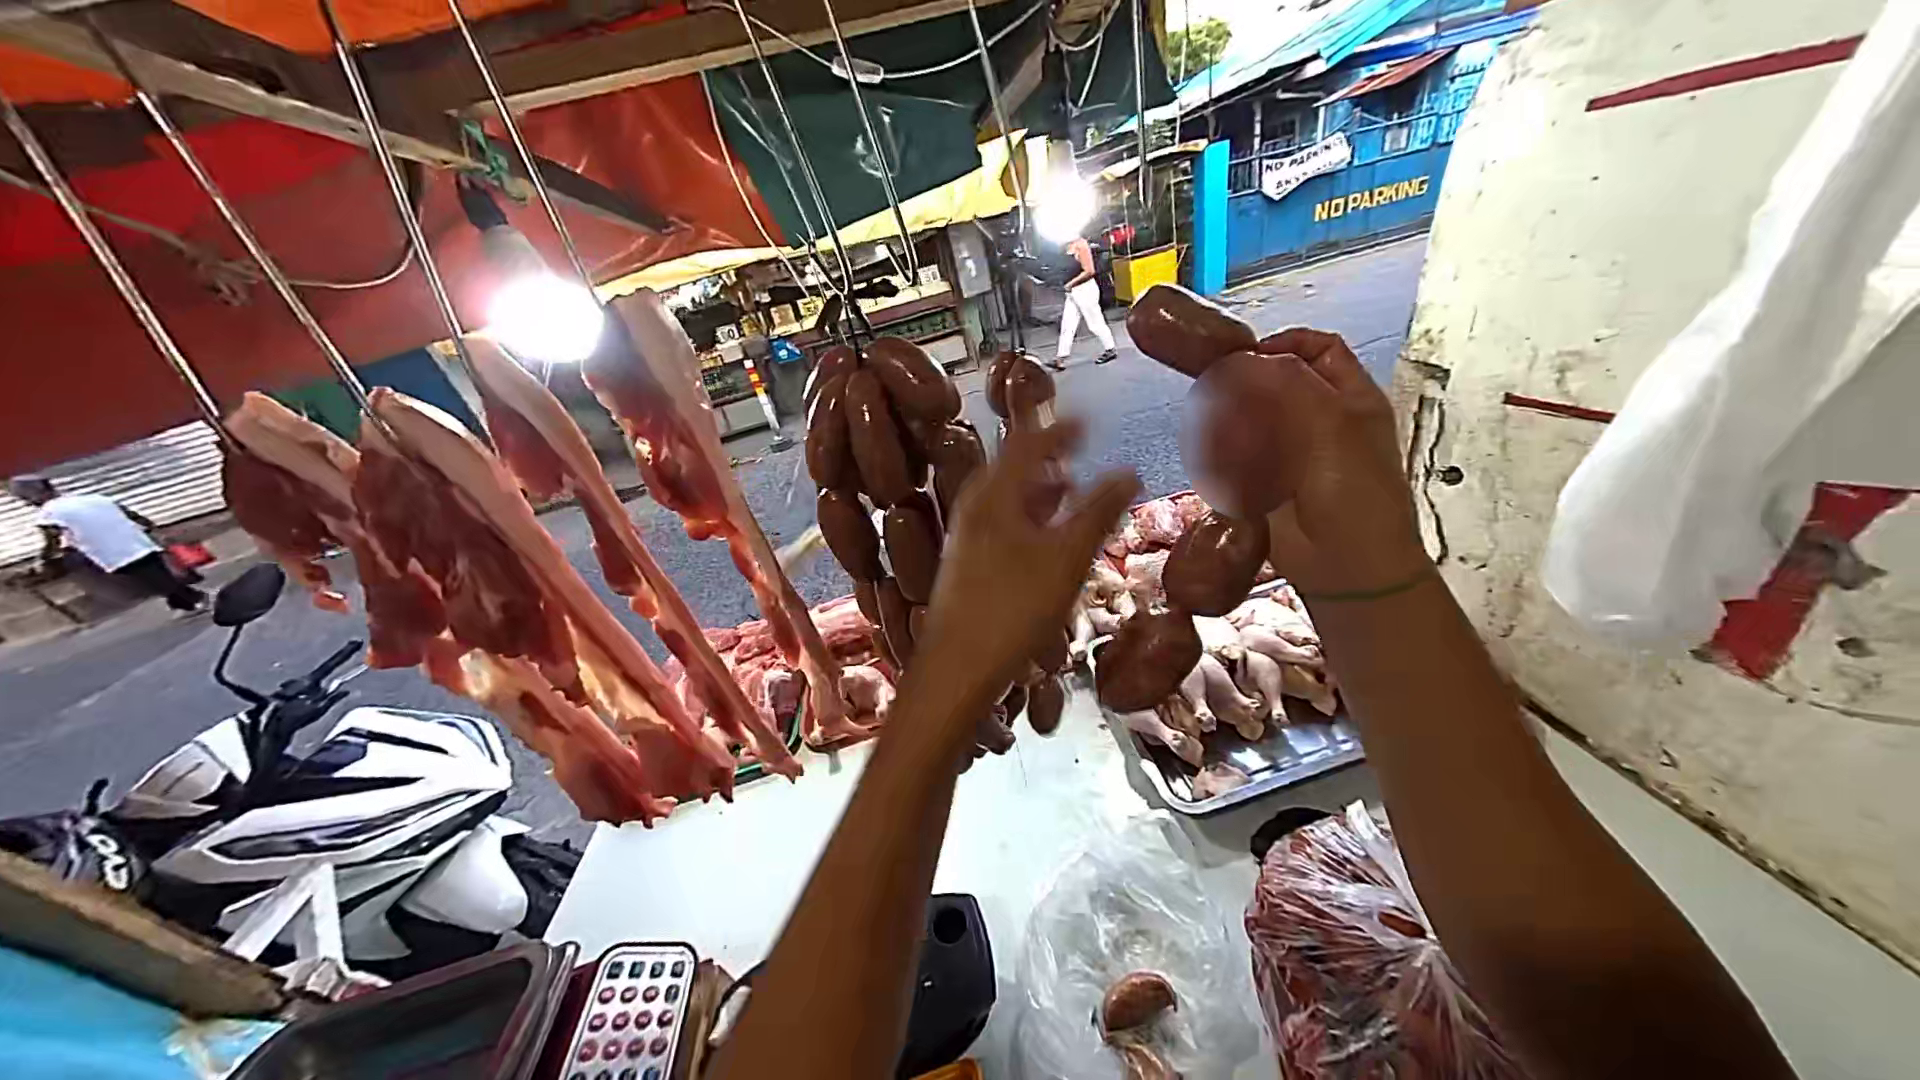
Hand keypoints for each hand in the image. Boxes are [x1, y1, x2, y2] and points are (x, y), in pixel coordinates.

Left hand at [918, 420, 1138, 697]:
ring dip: (1041, 493)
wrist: (956, 669)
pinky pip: (1002, 525)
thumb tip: (1130, 473)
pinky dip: (1029, 520)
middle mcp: (973, 508)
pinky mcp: (966, 564)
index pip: (1028, 443)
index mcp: (993, 494)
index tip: (1089, 423)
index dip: (1061, 430)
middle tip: (1081, 457)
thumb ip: (1099, 512)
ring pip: (1008, 500)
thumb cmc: (1012, 608)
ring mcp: (966, 537)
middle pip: (1013, 469)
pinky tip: (1047, 542)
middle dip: (1050, 461)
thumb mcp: (1066, 558)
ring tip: (1071, 496)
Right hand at [1192, 328, 1427, 594]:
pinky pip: (1233, 456)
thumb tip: (1248, 360)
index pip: (1317, 349)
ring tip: (1216, 432)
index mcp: (1348, 398)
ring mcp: (1285, 451)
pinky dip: (1221, 455)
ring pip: (1246, 419)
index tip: (1246, 356)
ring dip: (1229, 422)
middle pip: (1272, 384)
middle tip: (1217, 392)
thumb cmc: (1353, 494)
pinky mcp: (1259, 480)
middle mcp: (1316, 418)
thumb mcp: (1332, 426)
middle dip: (1244, 385)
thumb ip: (1291, 384)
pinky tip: (1216, 461)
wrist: (1342, 564)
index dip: (1284, 345)